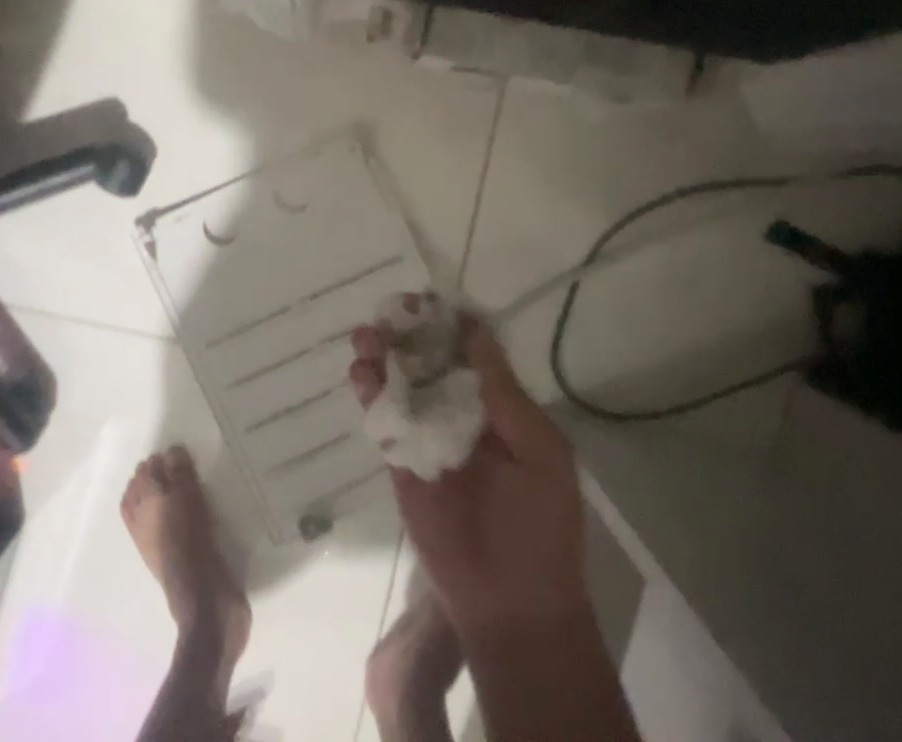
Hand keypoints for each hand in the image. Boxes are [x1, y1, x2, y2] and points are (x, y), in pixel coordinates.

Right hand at [350, 311, 589, 634]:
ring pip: (402, 391)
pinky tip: (361, 375)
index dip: (450, 327)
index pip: (471, 356)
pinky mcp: (401, 466)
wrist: (511, 600)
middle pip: (430, 367)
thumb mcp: (540, 451)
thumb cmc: (540, 523)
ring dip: (383, 361)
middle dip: (408, 338)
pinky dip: (371, 399)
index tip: (426, 301)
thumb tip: (476, 332)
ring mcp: (429, 442)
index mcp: (501, 410)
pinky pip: (385, 426)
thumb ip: (503, 394)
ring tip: (365, 338)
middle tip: (387, 311)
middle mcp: (462, 418)